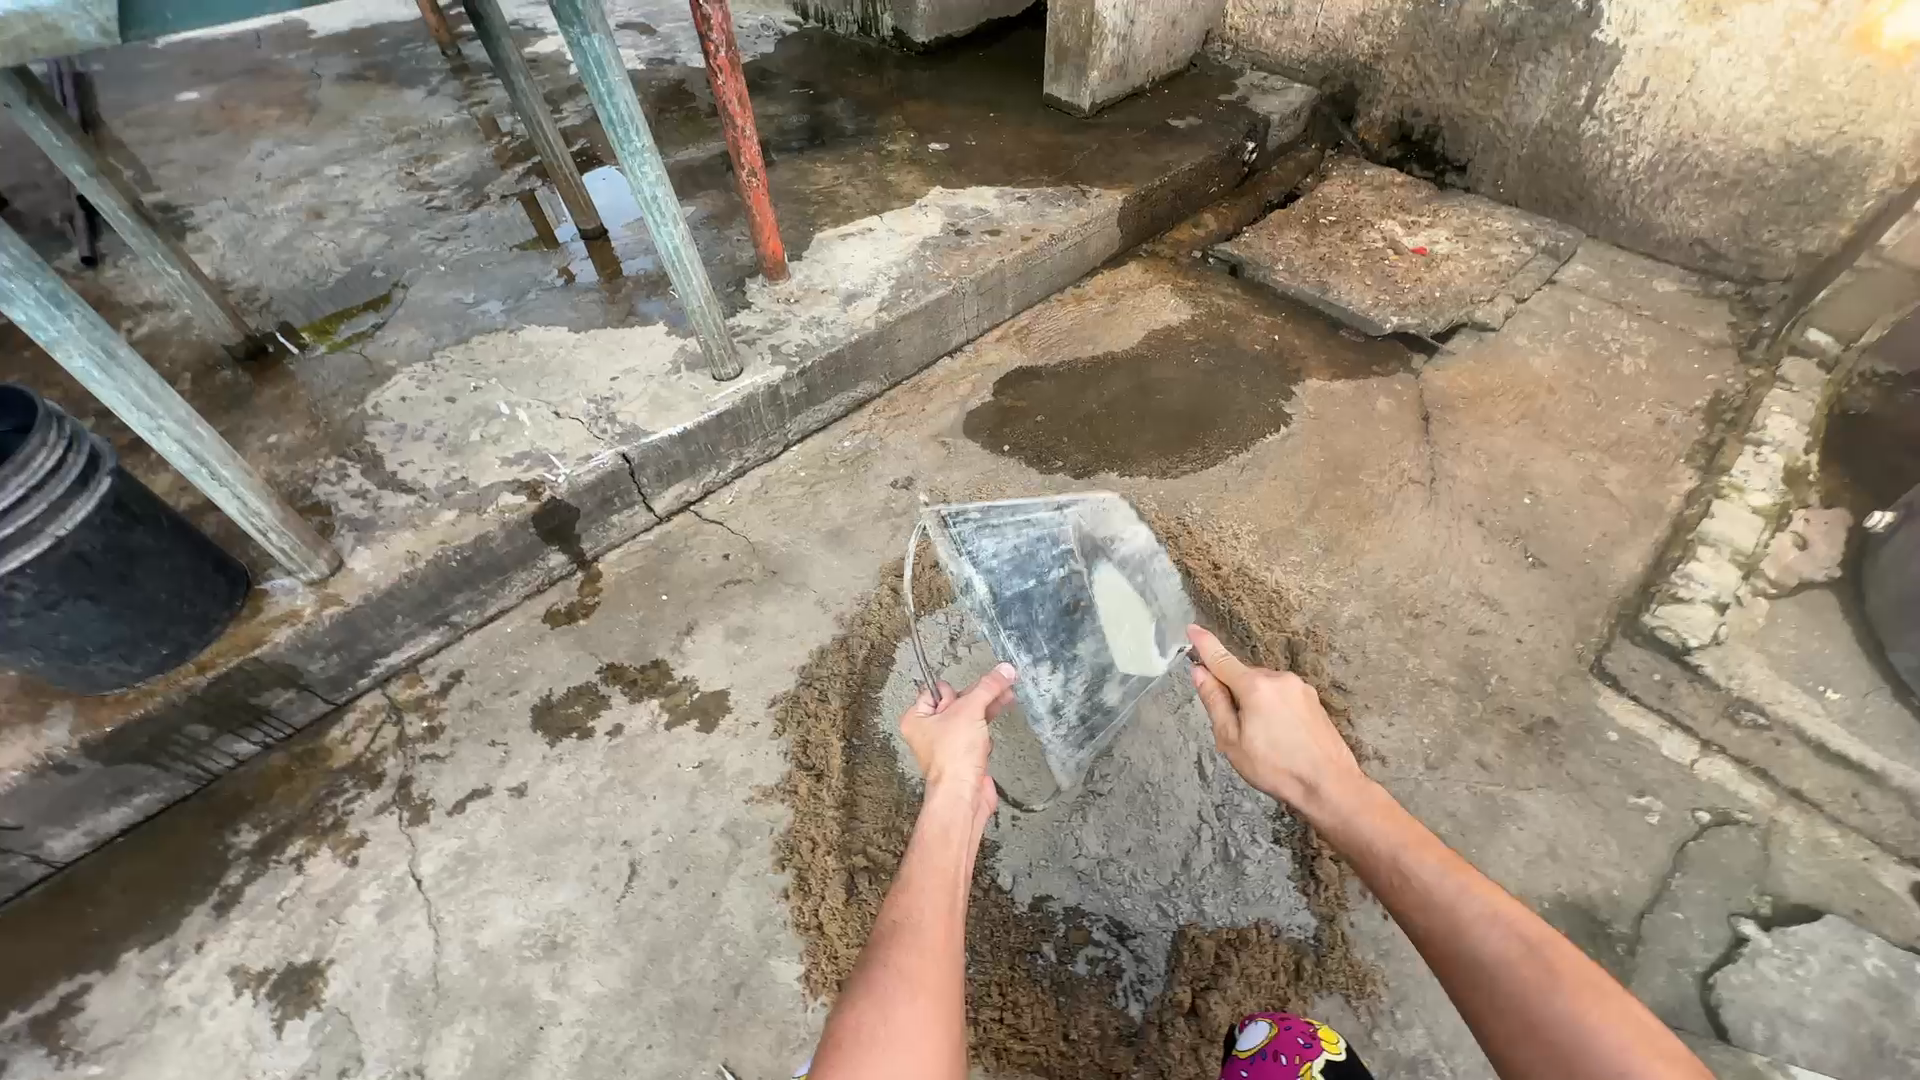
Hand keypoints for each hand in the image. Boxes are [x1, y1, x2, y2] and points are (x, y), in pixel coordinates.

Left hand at [899, 663, 1017, 825]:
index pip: (936, 690)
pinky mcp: (964, 758)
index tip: (976, 679)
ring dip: (986, 709)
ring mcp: (947, 746)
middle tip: (999, 682)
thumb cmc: (952, 758)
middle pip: (956, 703)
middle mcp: (929, 732)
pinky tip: (994, 729)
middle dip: (978, 695)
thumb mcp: (970, 710)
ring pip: (968, 719)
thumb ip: (988, 687)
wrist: (963, 795)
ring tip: (1006, 695)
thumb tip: (1003, 670)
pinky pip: (976, 736)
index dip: (957, 686)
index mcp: (917, 718)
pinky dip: (986, 732)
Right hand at [1187, 625, 1368, 818]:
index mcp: (1255, 687)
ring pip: (1262, 687)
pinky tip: (1279, 735)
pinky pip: (1281, 694)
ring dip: (1254, 702)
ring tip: (1262, 739)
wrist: (1331, 785)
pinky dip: (1272, 707)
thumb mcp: (1231, 740)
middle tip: (1235, 730)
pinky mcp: (1312, 698)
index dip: (1204, 644)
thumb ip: (1214, 702)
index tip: (1192, 628)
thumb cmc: (1276, 768)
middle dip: (1232, 693)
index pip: (1221, 659)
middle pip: (1242, 677)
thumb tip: (1200, 672)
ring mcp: (1299, 687)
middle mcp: (1278, 678)